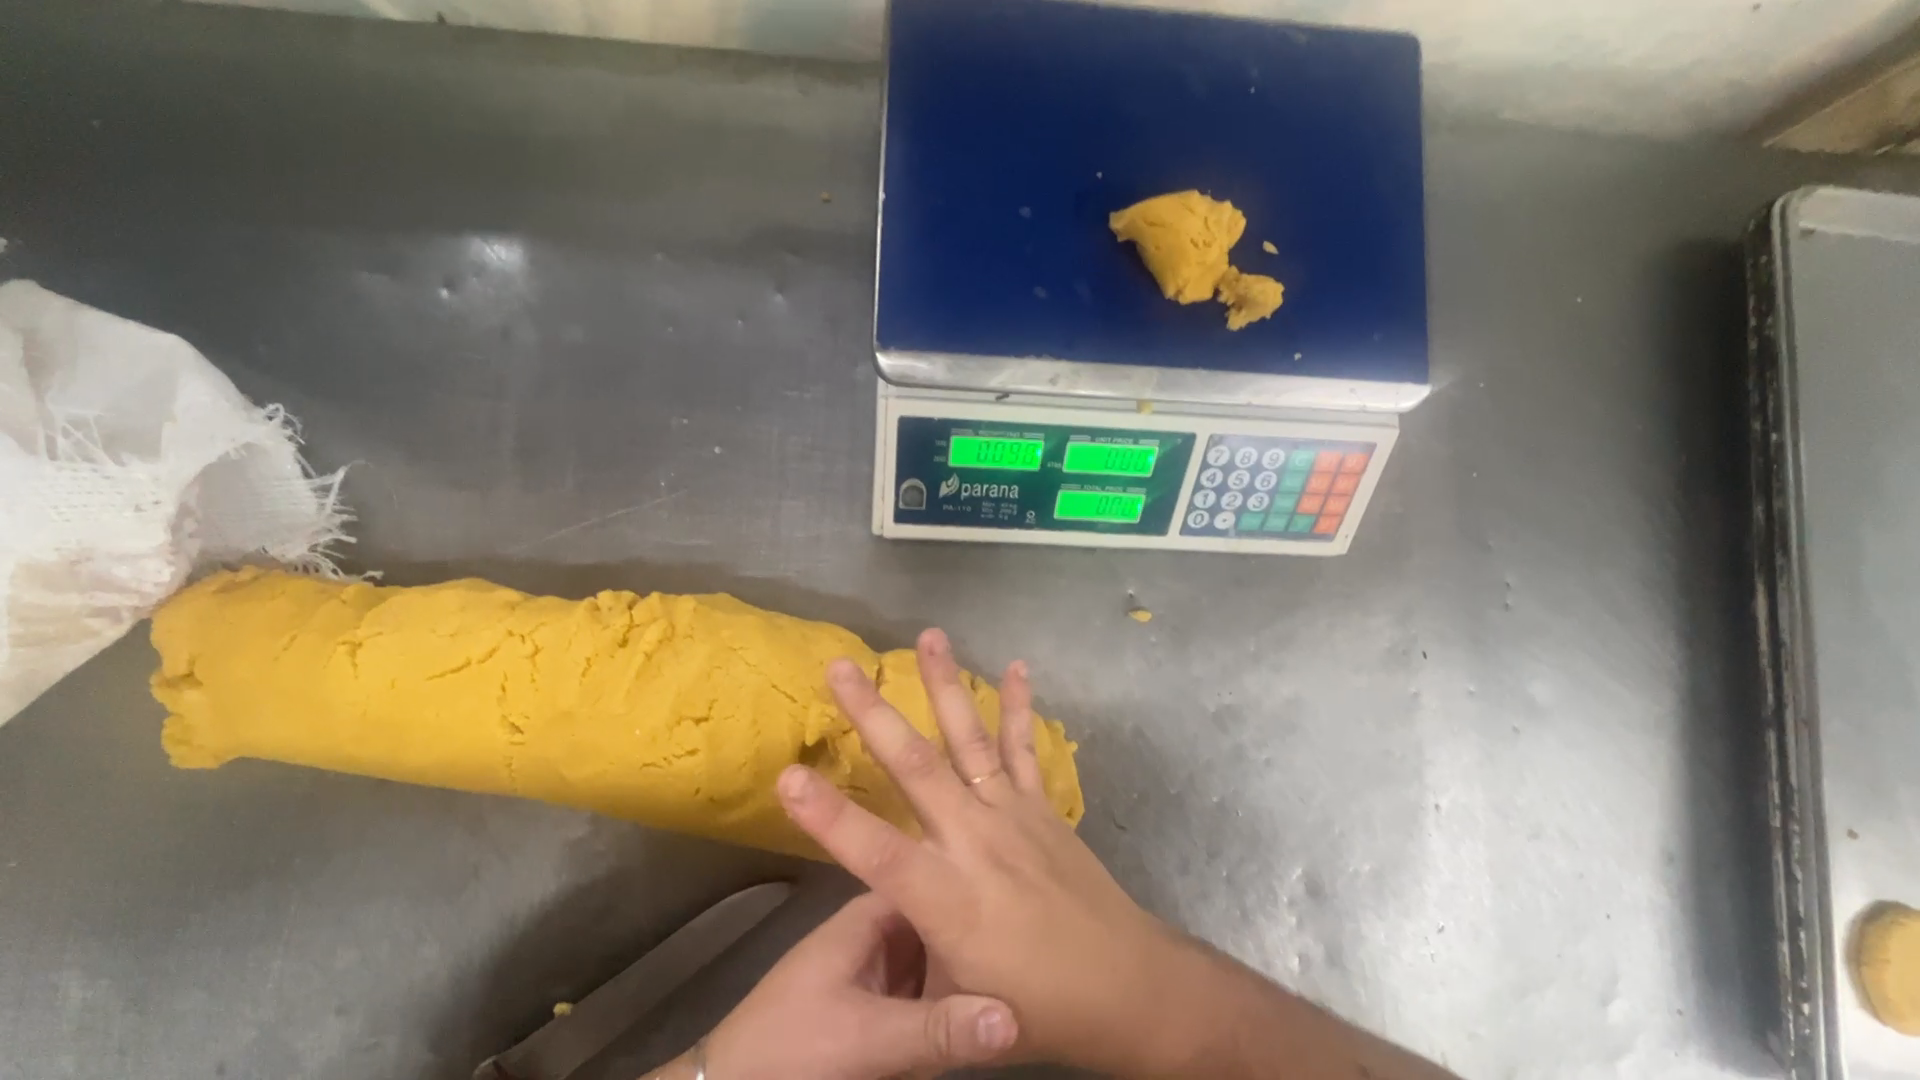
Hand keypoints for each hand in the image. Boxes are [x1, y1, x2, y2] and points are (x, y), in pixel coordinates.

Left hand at [686, 891, 1017, 1079]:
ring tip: (1038, 977)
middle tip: (1044, 952)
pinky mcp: (886, 1016)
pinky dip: (960, 1012)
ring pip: (945, 969)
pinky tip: (1004, 1018)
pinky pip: (934, 1004)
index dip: (982, 890)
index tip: (1034, 900)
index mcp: (872, 918)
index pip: (937, 882)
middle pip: (947, 929)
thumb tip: (1014, 1016)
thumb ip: (937, 1028)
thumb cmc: (789, 1048)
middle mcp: (883, 939)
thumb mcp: (866, 1036)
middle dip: (986, 941)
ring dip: (976, 977)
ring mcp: (885, 979)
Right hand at [774, 629, 1193, 1074]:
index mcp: (946, 898)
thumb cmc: (1036, 1006)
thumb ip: (912, 956)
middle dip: (873, 716)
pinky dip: (1019, 707)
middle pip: (916, 769)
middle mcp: (975, 842)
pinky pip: (1025, 750)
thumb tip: (879, 925)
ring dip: (946, 685)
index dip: (829, 817)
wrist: (1126, 986)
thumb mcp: (957, 1005)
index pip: (875, 852)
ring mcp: (1012, 816)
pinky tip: (1017, 667)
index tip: (788, 775)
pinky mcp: (1042, 808)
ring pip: (970, 740)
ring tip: (929, 636)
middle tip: (841, 668)